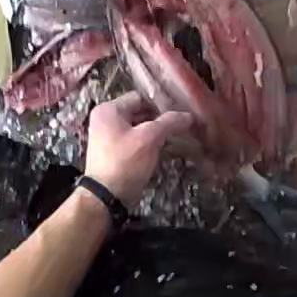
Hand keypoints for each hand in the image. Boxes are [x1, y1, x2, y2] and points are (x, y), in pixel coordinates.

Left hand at [83, 93, 193, 207]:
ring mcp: (110, 139)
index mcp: (109, 110)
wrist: (107, 197)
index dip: (161, 104)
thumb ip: (169, 122)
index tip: (180, 113)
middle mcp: (107, 121)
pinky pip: (137, 144)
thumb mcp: (149, 138)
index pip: (140, 98)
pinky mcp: (116, 155)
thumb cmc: (125, 162)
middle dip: (162, 121)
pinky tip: (168, 152)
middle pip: (141, 114)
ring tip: (180, 139)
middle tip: (183, 126)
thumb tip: (189, 116)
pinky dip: (152, 146)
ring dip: (159, 135)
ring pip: (141, 130)